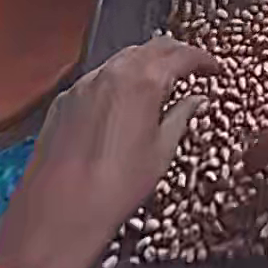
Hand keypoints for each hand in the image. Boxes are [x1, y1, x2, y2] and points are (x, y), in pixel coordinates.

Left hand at [0, 37, 219, 267]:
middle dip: (177, 53)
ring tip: (162, 81)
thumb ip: (181, 116)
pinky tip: (125, 99)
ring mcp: (84, 83)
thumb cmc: (115, 190)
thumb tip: (196, 99)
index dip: (203, 59)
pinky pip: (100, 75)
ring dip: (148, 61)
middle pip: (154, 46)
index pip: (183, 55)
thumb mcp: (161, 153)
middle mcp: (113, 71)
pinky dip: (120, 77)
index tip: (215, 69)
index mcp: (144, 80)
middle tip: (193, 69)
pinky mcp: (64, 99)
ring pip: (125, 56)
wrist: (52, 221)